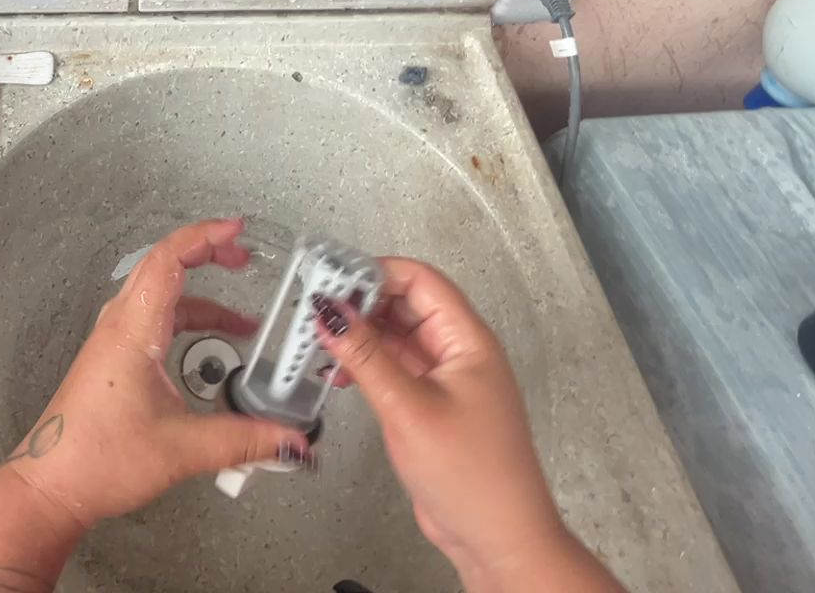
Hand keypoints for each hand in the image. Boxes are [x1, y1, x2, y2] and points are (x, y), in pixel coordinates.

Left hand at [4, 219, 313, 529]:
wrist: (49, 488)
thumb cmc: (96, 460)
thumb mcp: (180, 449)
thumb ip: (243, 441)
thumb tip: (291, 441)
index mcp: (133, 330)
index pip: (167, 259)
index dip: (203, 237)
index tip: (236, 230)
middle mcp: (121, 324)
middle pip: (165, 264)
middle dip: (207, 252)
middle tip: (244, 255)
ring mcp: (117, 338)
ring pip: (163, 294)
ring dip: (204, 296)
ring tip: (245, 319)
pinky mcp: (117, 355)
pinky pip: (158, 319)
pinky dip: (190, 320)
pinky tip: (213, 347)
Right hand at [317, 258, 623, 592]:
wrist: (499, 542)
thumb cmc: (468, 474)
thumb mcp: (409, 408)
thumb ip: (366, 356)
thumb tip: (328, 310)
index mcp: (466, 338)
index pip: (420, 280)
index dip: (376, 272)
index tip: (332, 280)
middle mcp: (456, 349)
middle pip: (404, 303)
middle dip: (360, 301)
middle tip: (315, 309)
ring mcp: (442, 376)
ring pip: (395, 334)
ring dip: (358, 333)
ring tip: (317, 339)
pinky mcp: (428, 401)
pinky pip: (392, 364)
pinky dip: (364, 362)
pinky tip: (336, 372)